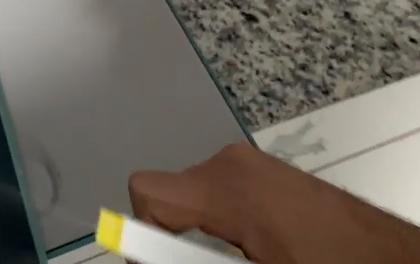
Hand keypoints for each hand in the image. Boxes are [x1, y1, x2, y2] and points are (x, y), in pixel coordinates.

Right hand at [129, 143, 419, 263]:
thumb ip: (199, 261)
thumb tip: (151, 256)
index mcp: (230, 188)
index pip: (148, 193)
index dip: (143, 238)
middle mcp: (234, 164)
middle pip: (172, 201)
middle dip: (184, 247)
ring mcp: (256, 166)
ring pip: (200, 202)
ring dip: (210, 243)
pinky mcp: (275, 175)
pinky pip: (228, 199)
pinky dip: (233, 233)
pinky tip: (273, 258)